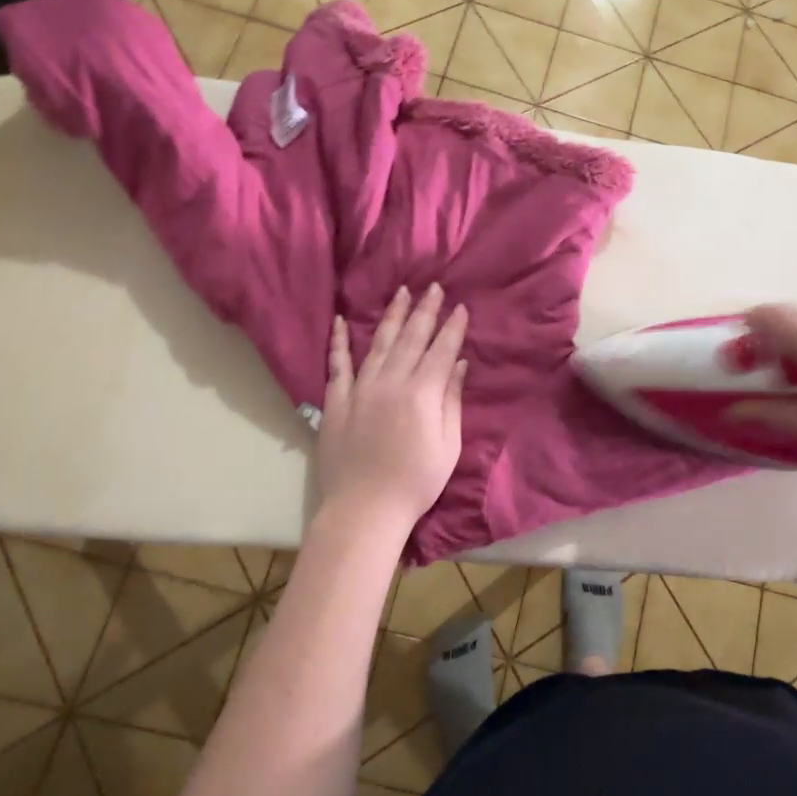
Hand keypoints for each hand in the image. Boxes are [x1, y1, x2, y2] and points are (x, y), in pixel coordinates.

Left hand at [315, 284, 468, 531]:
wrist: (365, 509)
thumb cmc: (416, 483)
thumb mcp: (448, 445)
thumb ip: (451, 401)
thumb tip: (458, 364)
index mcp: (422, 394)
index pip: (441, 350)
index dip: (452, 327)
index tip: (460, 306)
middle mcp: (391, 383)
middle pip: (411, 338)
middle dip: (424, 310)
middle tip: (433, 287)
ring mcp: (360, 390)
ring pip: (379, 344)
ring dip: (391, 316)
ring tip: (401, 293)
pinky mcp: (336, 402)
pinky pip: (337, 365)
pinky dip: (340, 341)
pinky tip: (342, 321)